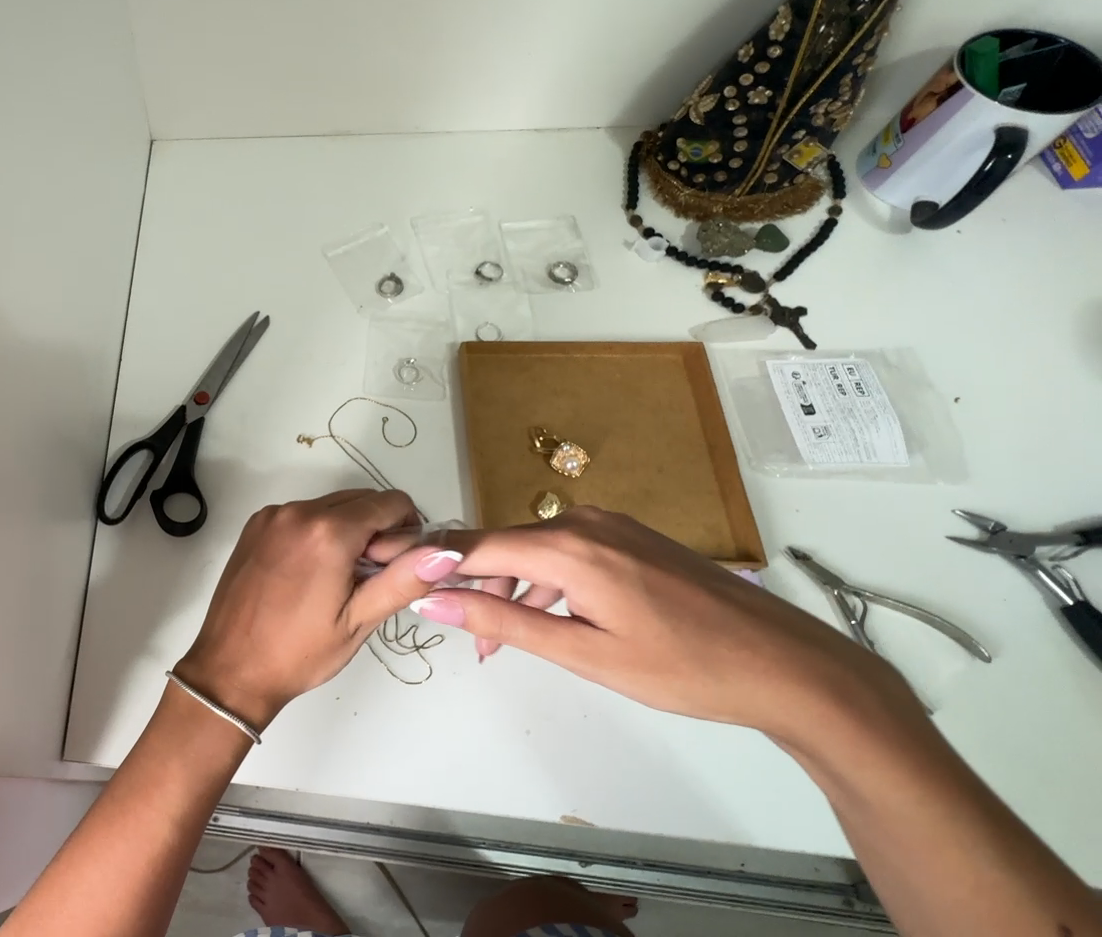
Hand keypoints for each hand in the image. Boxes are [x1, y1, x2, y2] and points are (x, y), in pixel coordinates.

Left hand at [174, 489, 465, 729]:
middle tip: (370, 578)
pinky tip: (313, 574)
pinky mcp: (255, 526)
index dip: (407, 530)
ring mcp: (271, 516)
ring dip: (348, 530)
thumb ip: (404, 580)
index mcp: (326, 531)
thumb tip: (445, 551)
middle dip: (378, 530)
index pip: (390, 502)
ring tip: (341, 580)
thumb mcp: (358, 621)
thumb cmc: (297, 652)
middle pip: (360, 499)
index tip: (400, 565)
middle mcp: (296, 511)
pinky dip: (318, 532)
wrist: (231, 668)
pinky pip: (302, 515)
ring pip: (331, 506)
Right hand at [408, 507, 918, 740]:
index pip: (472, 544)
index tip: (399, 582)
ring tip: (503, 640)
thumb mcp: (582, 653)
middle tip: (463, 635)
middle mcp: (582, 521)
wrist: (790, 666)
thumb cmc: (683, 668)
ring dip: (508, 587)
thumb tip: (430, 602)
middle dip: (472, 584)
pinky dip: (544, 581)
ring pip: (532, 548)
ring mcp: (611, 525)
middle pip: (500, 543)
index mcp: (567, 546)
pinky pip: (565, 550)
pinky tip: (550, 618)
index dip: (431, 563)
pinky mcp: (631, 537)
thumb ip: (500, 621)